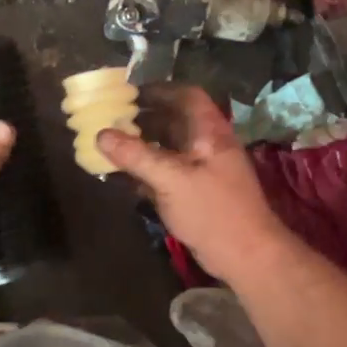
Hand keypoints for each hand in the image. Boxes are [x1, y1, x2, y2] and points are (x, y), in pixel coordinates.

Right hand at [97, 88, 288, 278]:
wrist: (246, 255)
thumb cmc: (212, 210)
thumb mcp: (170, 179)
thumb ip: (135, 155)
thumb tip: (100, 134)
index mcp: (209, 132)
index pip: (187, 96)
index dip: (160, 90)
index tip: (129, 94)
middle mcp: (207, 145)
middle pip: (174, 121)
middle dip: (143, 118)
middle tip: (111, 119)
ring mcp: (203, 170)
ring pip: (169, 148)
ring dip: (142, 146)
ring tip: (110, 145)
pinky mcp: (197, 193)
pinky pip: (167, 173)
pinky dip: (146, 170)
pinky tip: (122, 176)